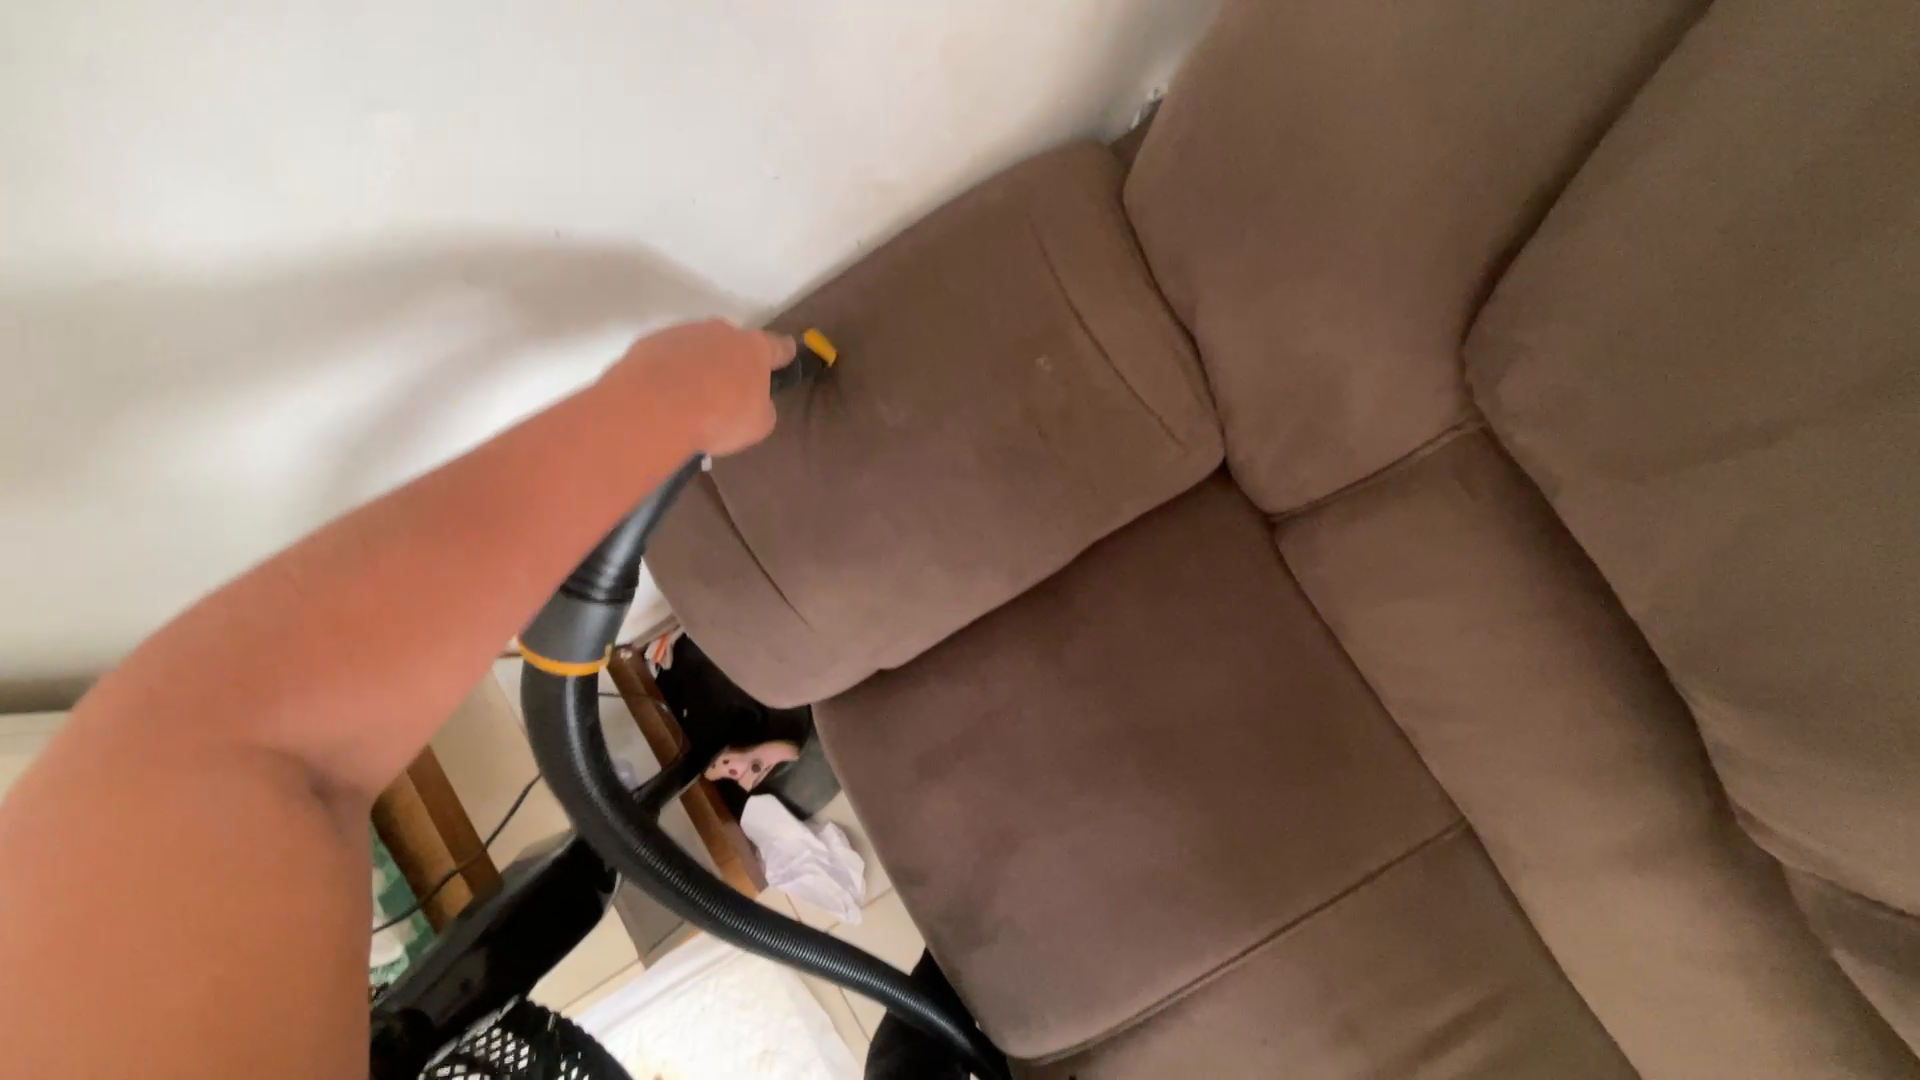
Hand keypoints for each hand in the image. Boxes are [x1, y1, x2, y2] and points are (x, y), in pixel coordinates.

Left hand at [603, 319, 794, 455]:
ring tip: (691, 400)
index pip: (778, 346)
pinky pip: (668, 359)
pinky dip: (670, 374)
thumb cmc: (719, 417)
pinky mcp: (649, 343)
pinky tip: (666, 398)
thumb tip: (754, 403)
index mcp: (754, 348)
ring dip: (700, 368)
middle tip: (728, 392)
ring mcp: (682, 333)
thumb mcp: (757, 424)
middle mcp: (720, 332)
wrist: (656, 409)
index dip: (784, 353)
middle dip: (733, 363)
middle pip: (733, 344)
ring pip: (698, 349)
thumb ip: (762, 409)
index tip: (787, 354)